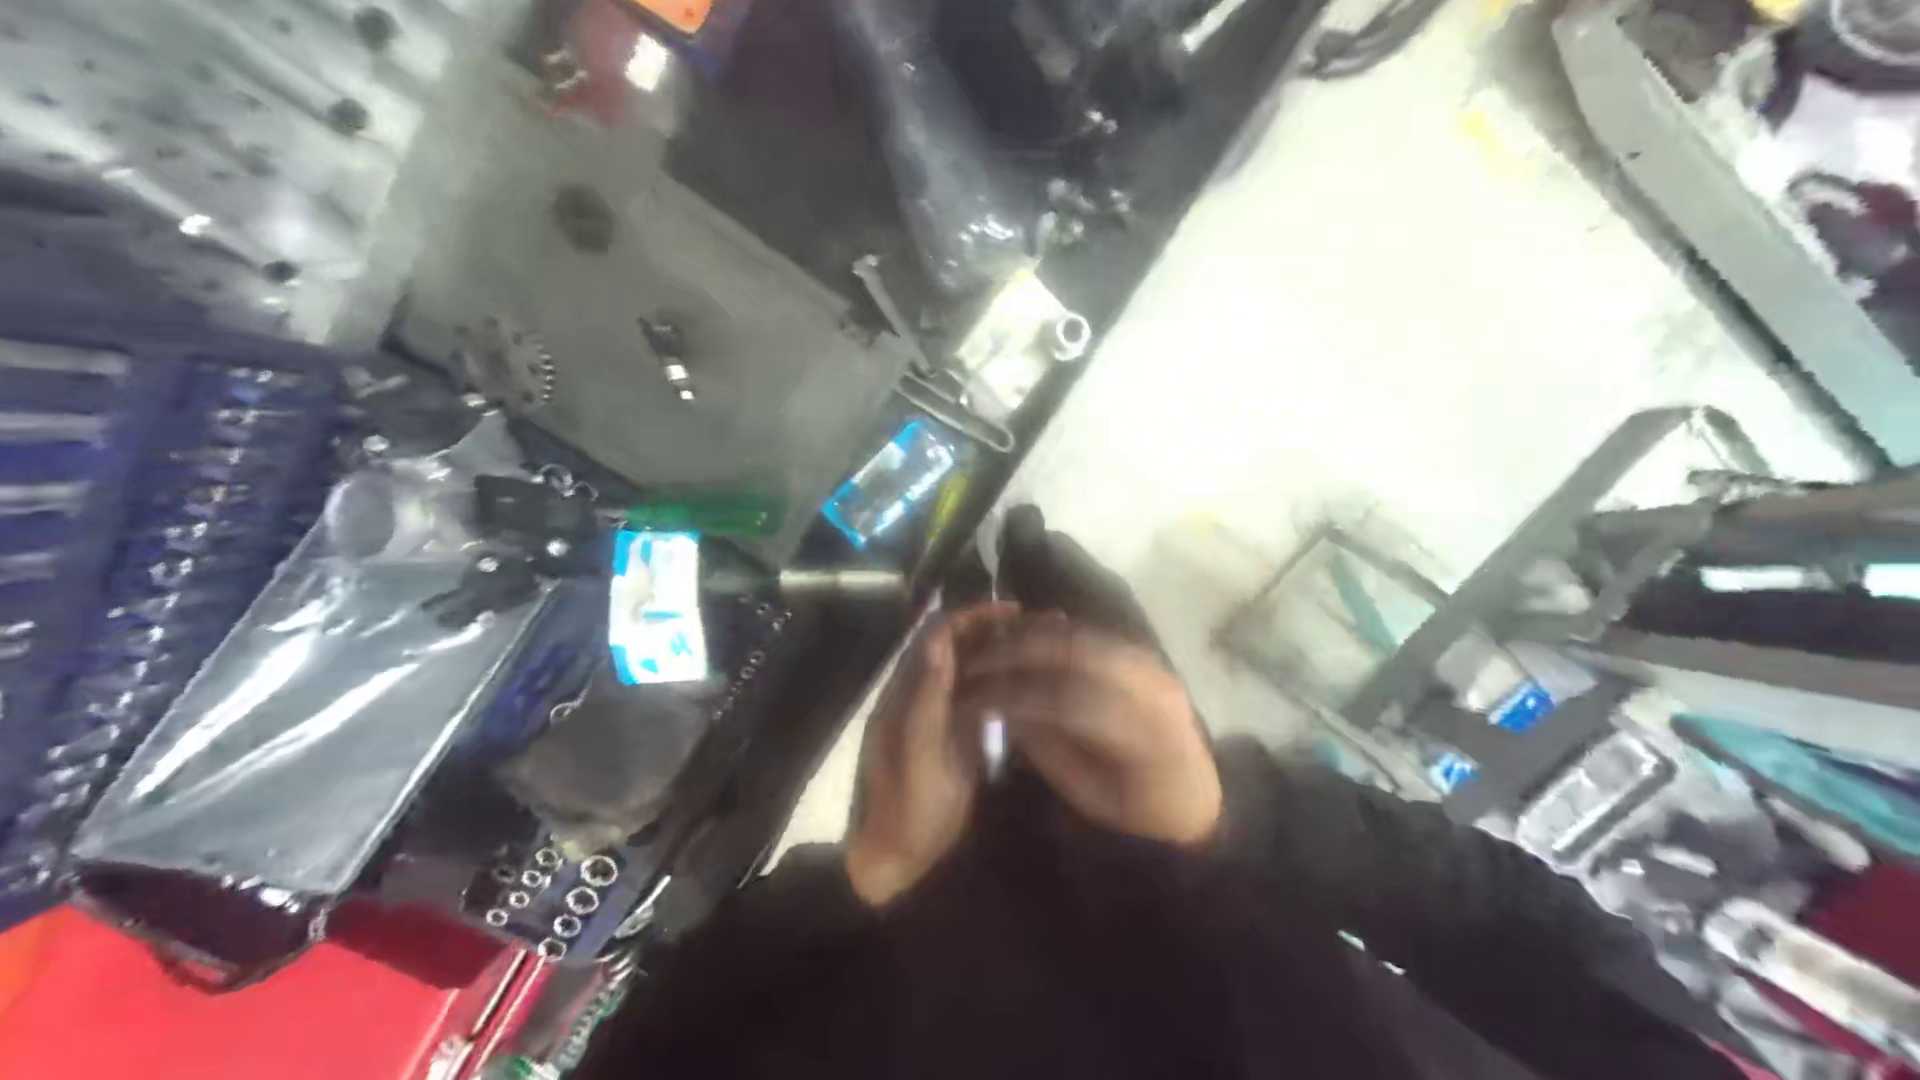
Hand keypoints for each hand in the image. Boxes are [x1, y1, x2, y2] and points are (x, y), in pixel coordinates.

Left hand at [844, 603, 1017, 907]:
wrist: (898, 859)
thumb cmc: (908, 811)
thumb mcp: (918, 759)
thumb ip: (926, 701)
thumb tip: (940, 642)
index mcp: (904, 695)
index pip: (936, 638)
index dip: (969, 617)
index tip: (1010, 610)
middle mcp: (919, 694)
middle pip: (954, 646)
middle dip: (990, 626)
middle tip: (1036, 620)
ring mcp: (937, 714)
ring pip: (967, 667)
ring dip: (998, 647)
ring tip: (1039, 639)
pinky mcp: (953, 733)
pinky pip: (977, 693)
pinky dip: (1000, 677)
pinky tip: (1026, 676)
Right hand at [956, 614, 1220, 846]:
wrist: (1197, 795)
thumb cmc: (1140, 811)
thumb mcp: (1089, 795)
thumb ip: (1047, 748)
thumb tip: (1002, 708)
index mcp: (1145, 738)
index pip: (1069, 702)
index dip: (1016, 696)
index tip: (974, 697)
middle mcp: (1154, 691)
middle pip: (1077, 655)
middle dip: (1017, 652)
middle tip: (975, 660)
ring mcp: (1153, 667)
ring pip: (1083, 636)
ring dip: (1031, 635)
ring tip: (991, 644)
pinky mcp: (1145, 656)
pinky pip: (1092, 634)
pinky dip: (1053, 633)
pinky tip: (1022, 638)